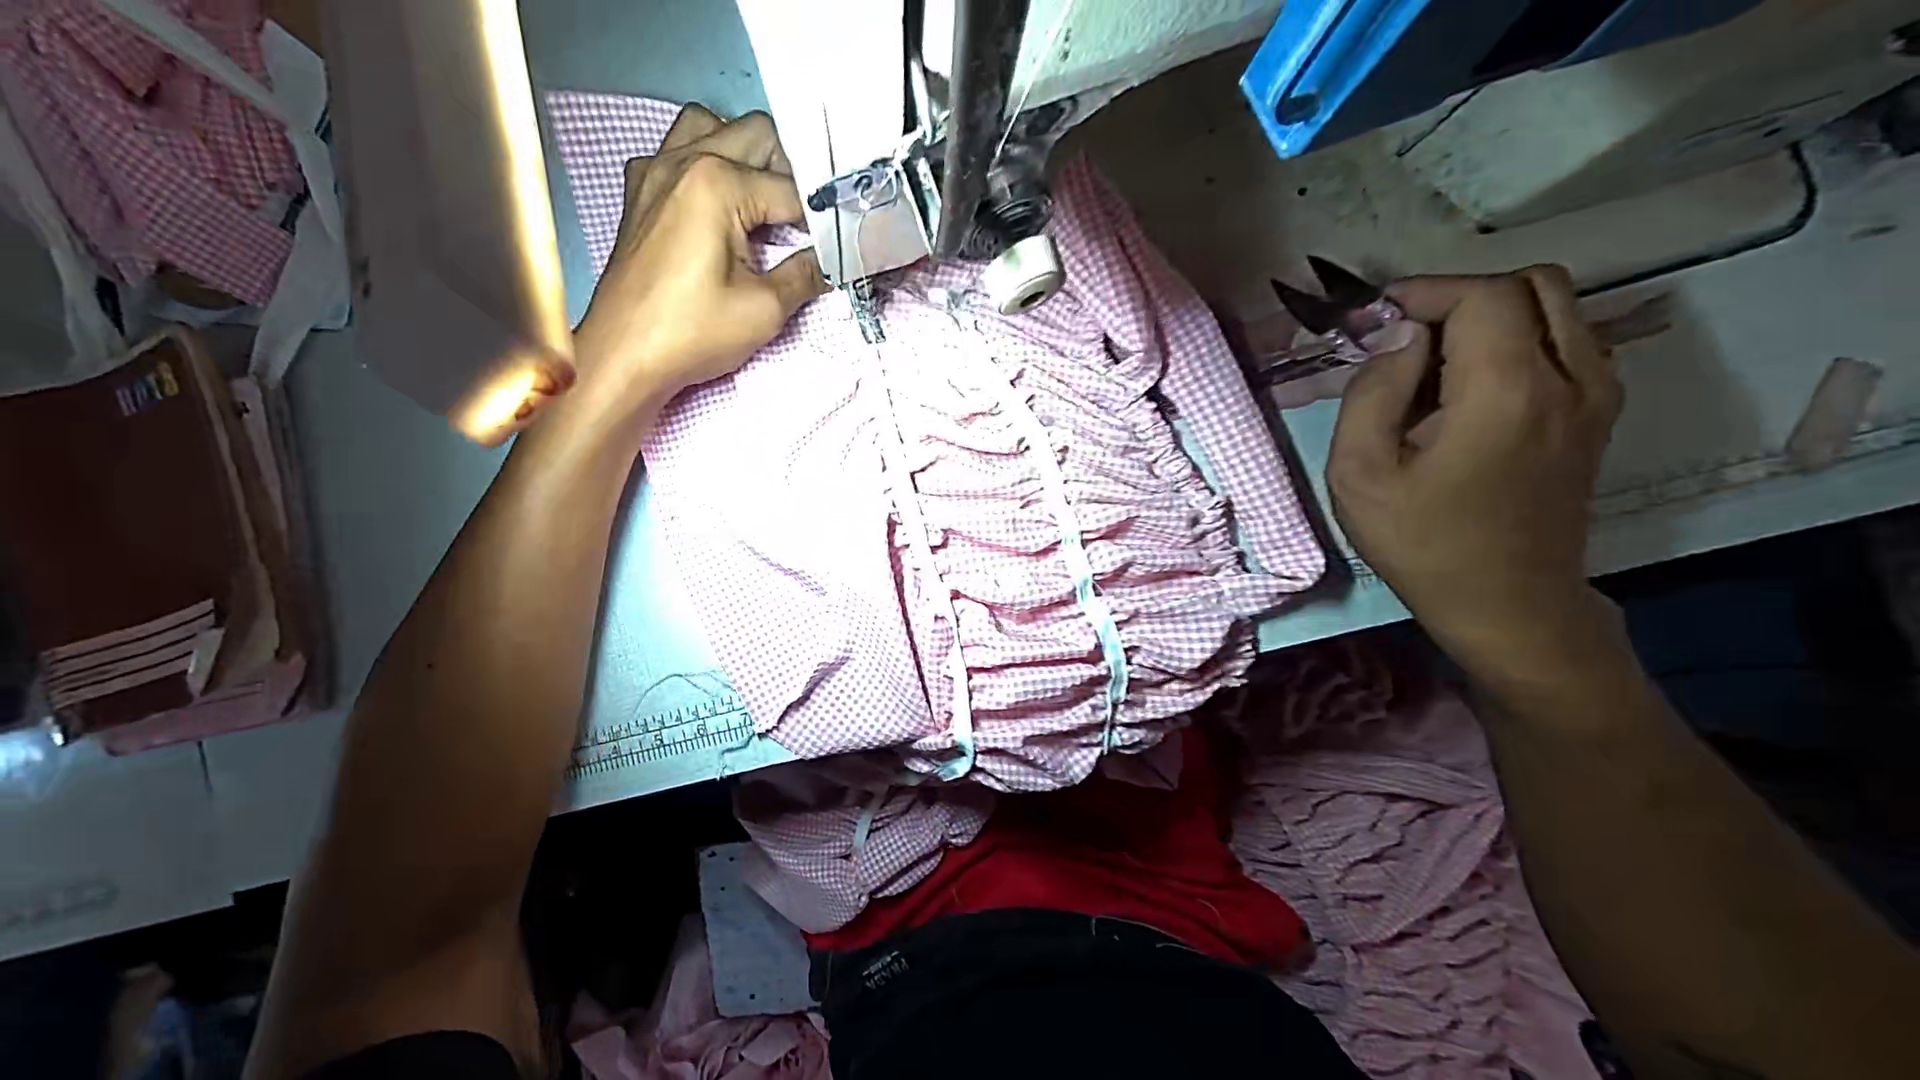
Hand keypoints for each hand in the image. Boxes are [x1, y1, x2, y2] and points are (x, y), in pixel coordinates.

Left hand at [568, 105, 826, 424]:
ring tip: (762, 200)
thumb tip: (830, 261)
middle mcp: (685, 162)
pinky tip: (719, 205)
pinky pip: (677, 151)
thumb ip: (804, 274)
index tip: (838, 240)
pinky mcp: (641, 192)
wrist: (625, 356)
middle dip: (791, 174)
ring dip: (746, 154)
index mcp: (718, 184)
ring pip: (714, 126)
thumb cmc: (690, 334)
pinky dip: (705, 164)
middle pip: (758, 137)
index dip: (821, 218)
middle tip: (806, 222)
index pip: (792, 189)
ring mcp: (657, 172)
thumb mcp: (765, 310)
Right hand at [1327, 266, 1623, 677]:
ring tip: (1435, 364)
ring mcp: (1597, 395)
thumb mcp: (1360, 474)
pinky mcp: (1598, 414)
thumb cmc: (1422, 543)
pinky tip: (1472, 387)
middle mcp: (1572, 377)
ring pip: (1557, 308)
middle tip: (1406, 339)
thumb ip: (1372, 392)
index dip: (1423, 293)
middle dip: (1460, 297)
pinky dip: (1519, 340)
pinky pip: (1568, 341)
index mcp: (1509, 391)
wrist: (1506, 603)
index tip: (1374, 320)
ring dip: (1491, 317)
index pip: (1481, 295)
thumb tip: (1399, 336)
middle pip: (1531, 285)